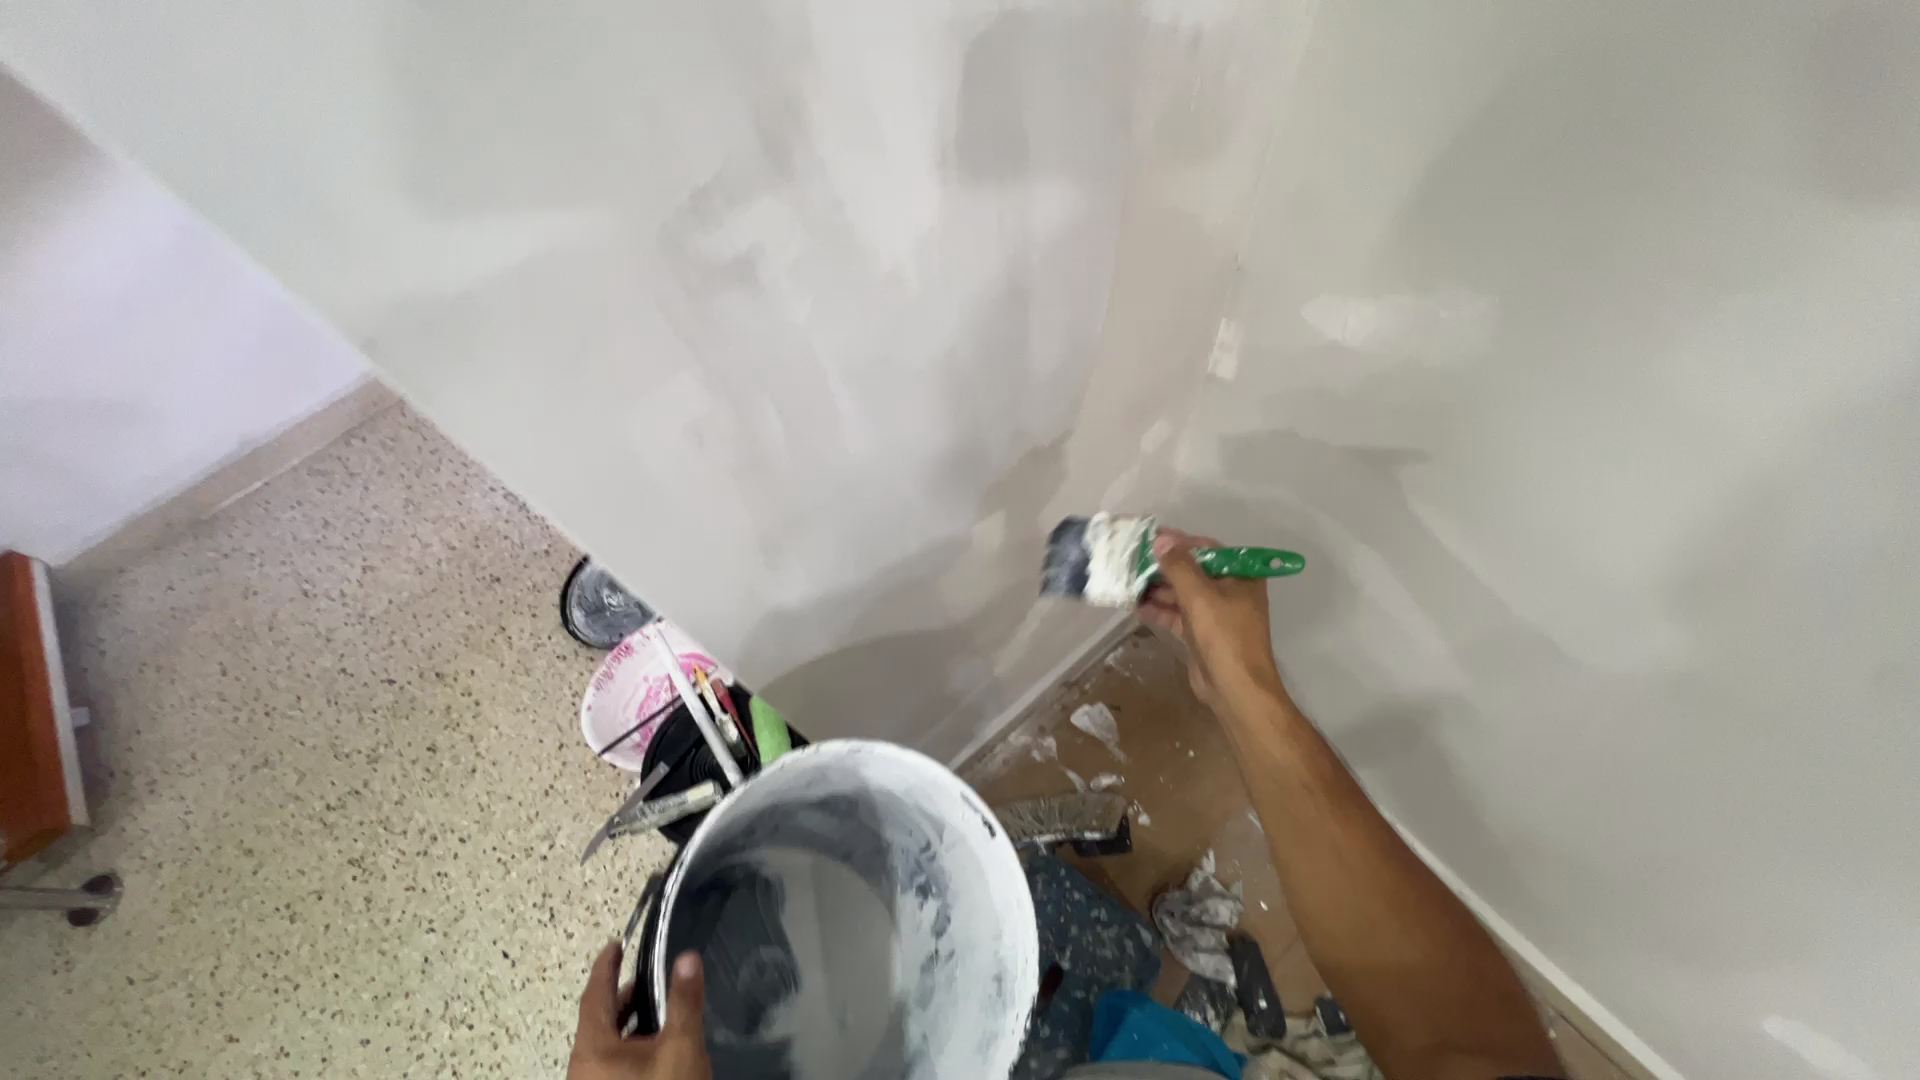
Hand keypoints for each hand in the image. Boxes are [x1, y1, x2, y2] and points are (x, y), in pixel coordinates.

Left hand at [567, 942, 711, 1079]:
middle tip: (650, 973)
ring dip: (629, 1021)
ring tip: (659, 1008)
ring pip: (605, 1045)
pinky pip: (610, 1064)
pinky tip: (656, 1048)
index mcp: (593, 1049)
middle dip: (624, 993)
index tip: (616, 943)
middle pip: (599, 1020)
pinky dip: (629, 1045)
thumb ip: (684, 1001)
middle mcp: (582, 1069)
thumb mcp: (680, 1048)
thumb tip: (687, 956)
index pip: (595, 995)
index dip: (606, 966)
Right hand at [1137, 528, 1288, 713]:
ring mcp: (1215, 613)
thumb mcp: (1200, 596)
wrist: (1235, 689)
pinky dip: (1159, 610)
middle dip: (1163, 567)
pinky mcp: (1201, 633)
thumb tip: (1161, 540)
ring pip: (1182, 593)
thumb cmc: (1224, 636)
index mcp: (1240, 576)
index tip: (1149, 538)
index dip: (1178, 542)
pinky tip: (1136, 606)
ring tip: (1128, 581)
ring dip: (1157, 588)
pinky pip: (1177, 614)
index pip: (1206, 549)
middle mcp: (1230, 590)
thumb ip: (1179, 566)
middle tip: (1132, 560)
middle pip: (1192, 571)